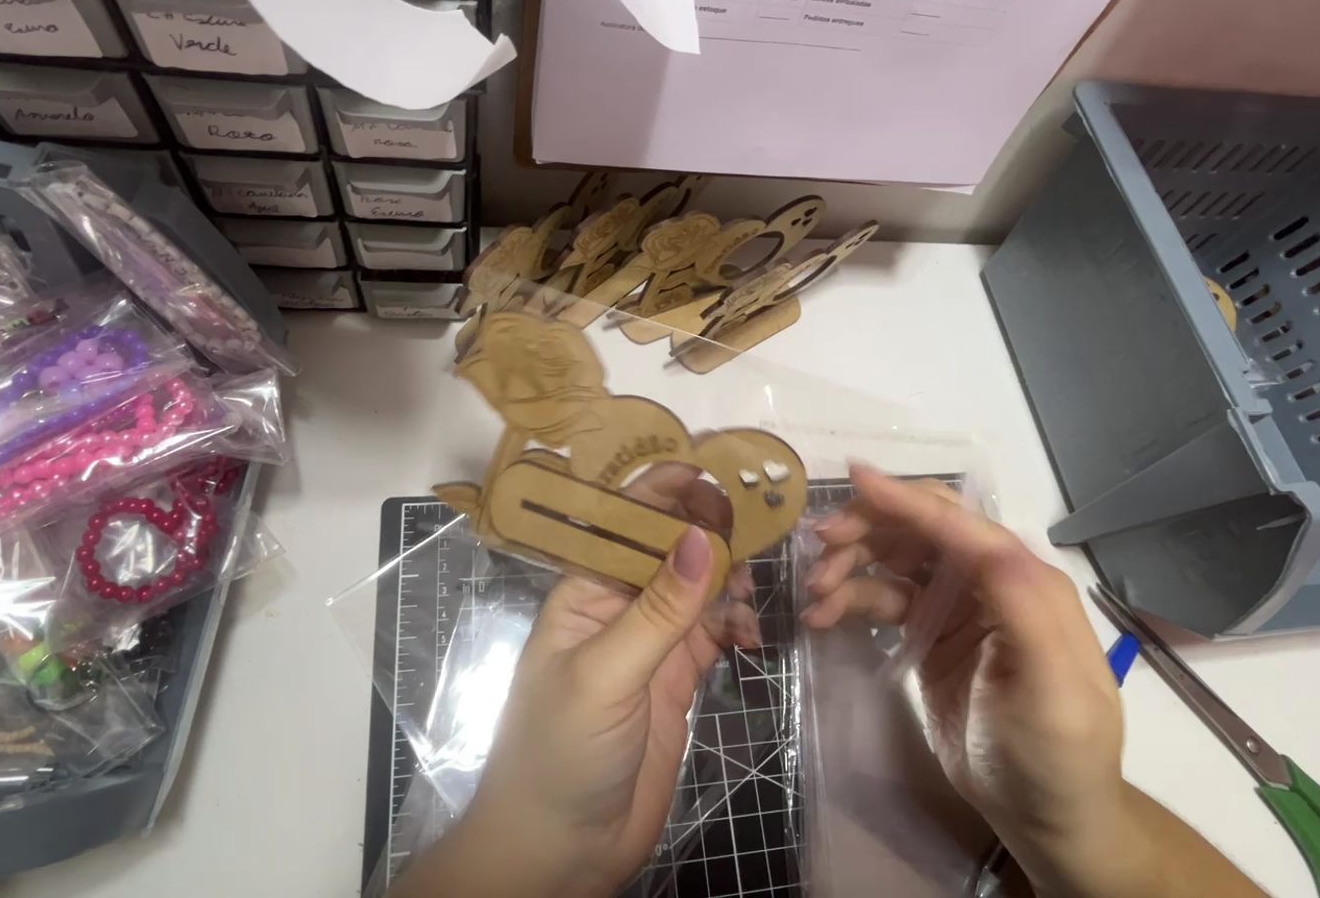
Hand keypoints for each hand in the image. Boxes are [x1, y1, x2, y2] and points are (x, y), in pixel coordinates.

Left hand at [393, 464, 757, 897]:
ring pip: (698, 586)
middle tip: (758, 521)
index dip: (667, 490)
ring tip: (754, 584)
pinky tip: (752, 629)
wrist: (564, 849)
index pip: (626, 521)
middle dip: (709, 528)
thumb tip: (703, 538)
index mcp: (585, 589)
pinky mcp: (677, 674)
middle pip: (669, 547)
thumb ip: (658, 610)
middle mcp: (619, 603)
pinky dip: (735, 621)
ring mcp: (651, 639)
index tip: (717, 469)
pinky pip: (712, 629)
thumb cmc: (562, 751)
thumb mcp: (606, 675)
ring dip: (728, 577)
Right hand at [802, 464, 1124, 889]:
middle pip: (919, 529)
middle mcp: (988, 580)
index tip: (854, 476)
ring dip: (850, 564)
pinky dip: (849, 597)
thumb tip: (991, 544)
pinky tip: (821, 616)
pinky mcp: (930, 627)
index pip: (959, 525)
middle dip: (867, 528)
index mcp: (1025, 581)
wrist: (1043, 817)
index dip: (907, 499)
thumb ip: (1025, 614)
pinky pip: (882, 595)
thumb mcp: (1052, 691)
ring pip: (893, 558)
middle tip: (818, 545)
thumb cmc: (1053, 755)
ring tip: (815, 592)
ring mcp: (956, 603)